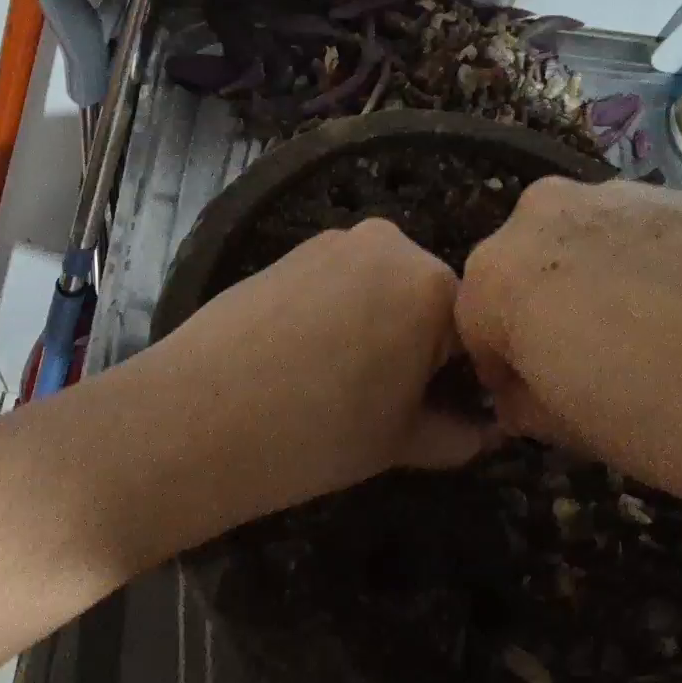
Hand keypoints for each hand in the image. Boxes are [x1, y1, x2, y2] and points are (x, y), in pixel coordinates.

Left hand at [130, 218, 494, 521]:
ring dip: (381, 327)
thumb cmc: (318, 433)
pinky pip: (339, 280)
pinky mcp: (291, 249)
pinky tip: (309, 357)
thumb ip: (457, 433)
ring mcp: (334, 241)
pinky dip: (340, 312)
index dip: (467, 379)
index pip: (475, 332)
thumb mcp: (401, 441)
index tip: (451, 413)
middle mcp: (390, 244)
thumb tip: (485, 433)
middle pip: (428, 300)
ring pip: (382, 288)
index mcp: (432, 284)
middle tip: (394, 401)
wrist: (196, 414)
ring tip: (345, 382)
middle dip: (423, 347)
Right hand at [453, 178, 681, 675]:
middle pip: (521, 265)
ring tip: (660, 335)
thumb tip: (529, 385)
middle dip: (544, 312)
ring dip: (595, 281)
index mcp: (500, 275)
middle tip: (599, 367)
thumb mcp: (581, 431)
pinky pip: (636, 228)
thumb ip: (533, 397)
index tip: (541, 401)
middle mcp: (544, 213)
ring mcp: (619, 192)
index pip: (474, 320)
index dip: (506, 366)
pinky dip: (648, 261)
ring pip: (578, 240)